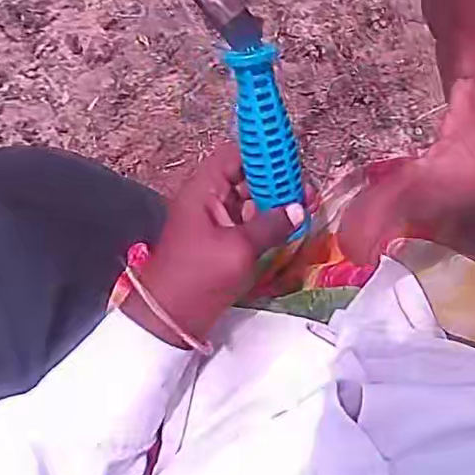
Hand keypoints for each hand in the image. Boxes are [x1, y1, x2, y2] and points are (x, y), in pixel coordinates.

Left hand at [129, 145, 304, 347]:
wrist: (168, 319)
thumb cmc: (198, 277)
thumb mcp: (238, 249)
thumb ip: (271, 225)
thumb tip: (299, 208)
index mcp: (205, 190)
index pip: (236, 154)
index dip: (263, 154)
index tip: (292, 163)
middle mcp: (210, 198)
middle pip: (247, 175)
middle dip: (277, 180)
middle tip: (307, 189)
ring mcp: (216, 219)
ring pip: (251, 198)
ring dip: (277, 200)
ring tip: (306, 206)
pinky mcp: (223, 239)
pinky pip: (250, 220)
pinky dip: (270, 220)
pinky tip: (292, 225)